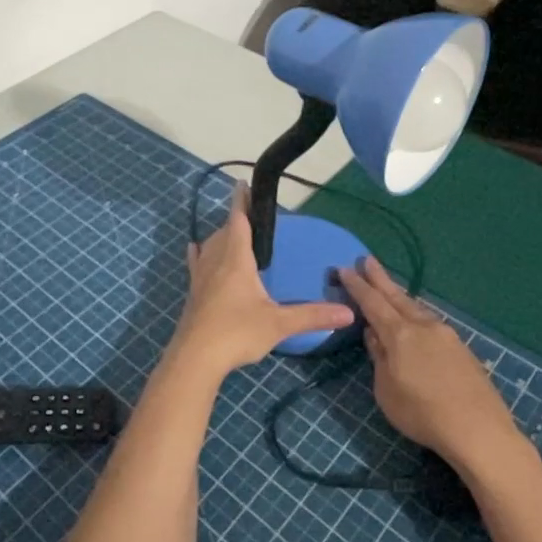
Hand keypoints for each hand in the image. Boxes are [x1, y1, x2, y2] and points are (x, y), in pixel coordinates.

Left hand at [168, 184, 353, 378]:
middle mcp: (216, 261)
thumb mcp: (279, 324)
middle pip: (225, 231)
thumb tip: (348, 312)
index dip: (241, 201)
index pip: (238, 220)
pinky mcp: (193, 293)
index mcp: (236, 259)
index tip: (242, 183)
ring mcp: (200, 277)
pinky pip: (196, 263)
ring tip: (232, 234)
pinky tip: (196, 250)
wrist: (195, 358)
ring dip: (220, 236)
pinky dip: (199, 253)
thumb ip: (312, 315)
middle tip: (251, 217)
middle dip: (236, 220)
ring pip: (210, 245)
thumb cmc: (237, 333)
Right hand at [338, 258, 524, 469]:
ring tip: (389, 289)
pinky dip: (416, 315)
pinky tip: (415, 320)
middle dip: (380, 279)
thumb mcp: (386, 390)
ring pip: (416, 308)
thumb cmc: (422, 412)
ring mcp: (446, 336)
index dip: (357, 286)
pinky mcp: (461, 349)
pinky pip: (430, 323)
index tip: (345, 268)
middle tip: (367, 260)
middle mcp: (423, 326)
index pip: (372, 303)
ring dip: (399, 296)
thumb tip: (374, 334)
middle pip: (397, 297)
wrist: (478, 429)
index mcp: (400, 334)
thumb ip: (379, 358)